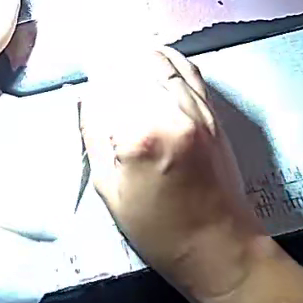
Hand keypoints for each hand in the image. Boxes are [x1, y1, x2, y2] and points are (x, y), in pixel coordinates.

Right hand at [84, 47, 276, 302]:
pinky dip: (166, 58)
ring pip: (157, 63)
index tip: (80, 73)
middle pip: (130, 68)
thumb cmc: (157, 229)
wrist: (221, 248)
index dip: (90, 79)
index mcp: (139, 137)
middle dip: (108, 62)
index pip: (105, 88)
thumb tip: (86, 97)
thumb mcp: (108, 188)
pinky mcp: (212, 112)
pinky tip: (151, 55)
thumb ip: (93, 135)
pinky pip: (187, 70)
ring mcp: (196, 109)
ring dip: (133, 55)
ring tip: (116, 54)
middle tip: (93, 59)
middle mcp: (170, 114)